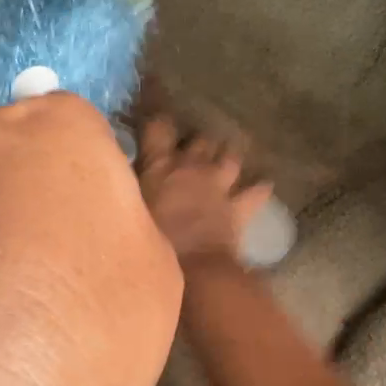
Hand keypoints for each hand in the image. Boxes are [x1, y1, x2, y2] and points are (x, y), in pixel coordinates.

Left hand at [0, 94, 182, 385]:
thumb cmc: (84, 323)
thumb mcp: (153, 277)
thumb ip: (119, 225)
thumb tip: (88, 226)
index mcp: (53, 129)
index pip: (74, 128)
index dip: (82, 183)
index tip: (87, 237)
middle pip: (1, 158)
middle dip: (15, 201)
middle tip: (34, 277)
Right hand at [138, 118, 272, 262]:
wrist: (194, 269)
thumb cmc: (153, 240)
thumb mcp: (131, 208)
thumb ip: (131, 185)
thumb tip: (123, 171)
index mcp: (161, 165)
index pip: (159, 127)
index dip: (158, 119)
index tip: (154, 116)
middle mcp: (192, 166)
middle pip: (199, 138)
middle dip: (195, 139)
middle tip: (189, 145)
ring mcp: (219, 184)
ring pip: (230, 156)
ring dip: (227, 155)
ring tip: (224, 155)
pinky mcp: (239, 206)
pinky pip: (256, 191)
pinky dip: (259, 187)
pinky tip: (261, 184)